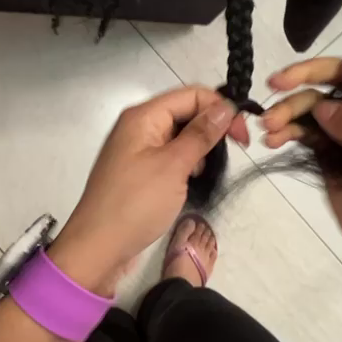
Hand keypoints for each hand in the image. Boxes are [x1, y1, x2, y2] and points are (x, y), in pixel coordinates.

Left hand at [49, 85, 249, 295]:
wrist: (98, 247)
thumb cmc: (136, 204)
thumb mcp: (173, 166)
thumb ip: (200, 134)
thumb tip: (225, 107)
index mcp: (143, 116)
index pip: (191, 95)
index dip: (220, 108)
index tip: (243, 137)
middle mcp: (138, 126)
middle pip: (185, 112)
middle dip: (211, 128)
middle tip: (234, 153)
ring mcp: (137, 149)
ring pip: (179, 135)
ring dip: (199, 148)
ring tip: (204, 171)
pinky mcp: (139, 171)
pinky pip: (169, 156)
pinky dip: (185, 163)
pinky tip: (190, 180)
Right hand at [260, 35, 341, 283]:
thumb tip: (322, 105)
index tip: (341, 79)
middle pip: (340, 73)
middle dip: (307, 76)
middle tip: (276, 84)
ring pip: (315, 102)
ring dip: (288, 109)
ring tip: (267, 127)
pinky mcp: (330, 150)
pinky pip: (304, 129)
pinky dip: (286, 131)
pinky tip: (272, 141)